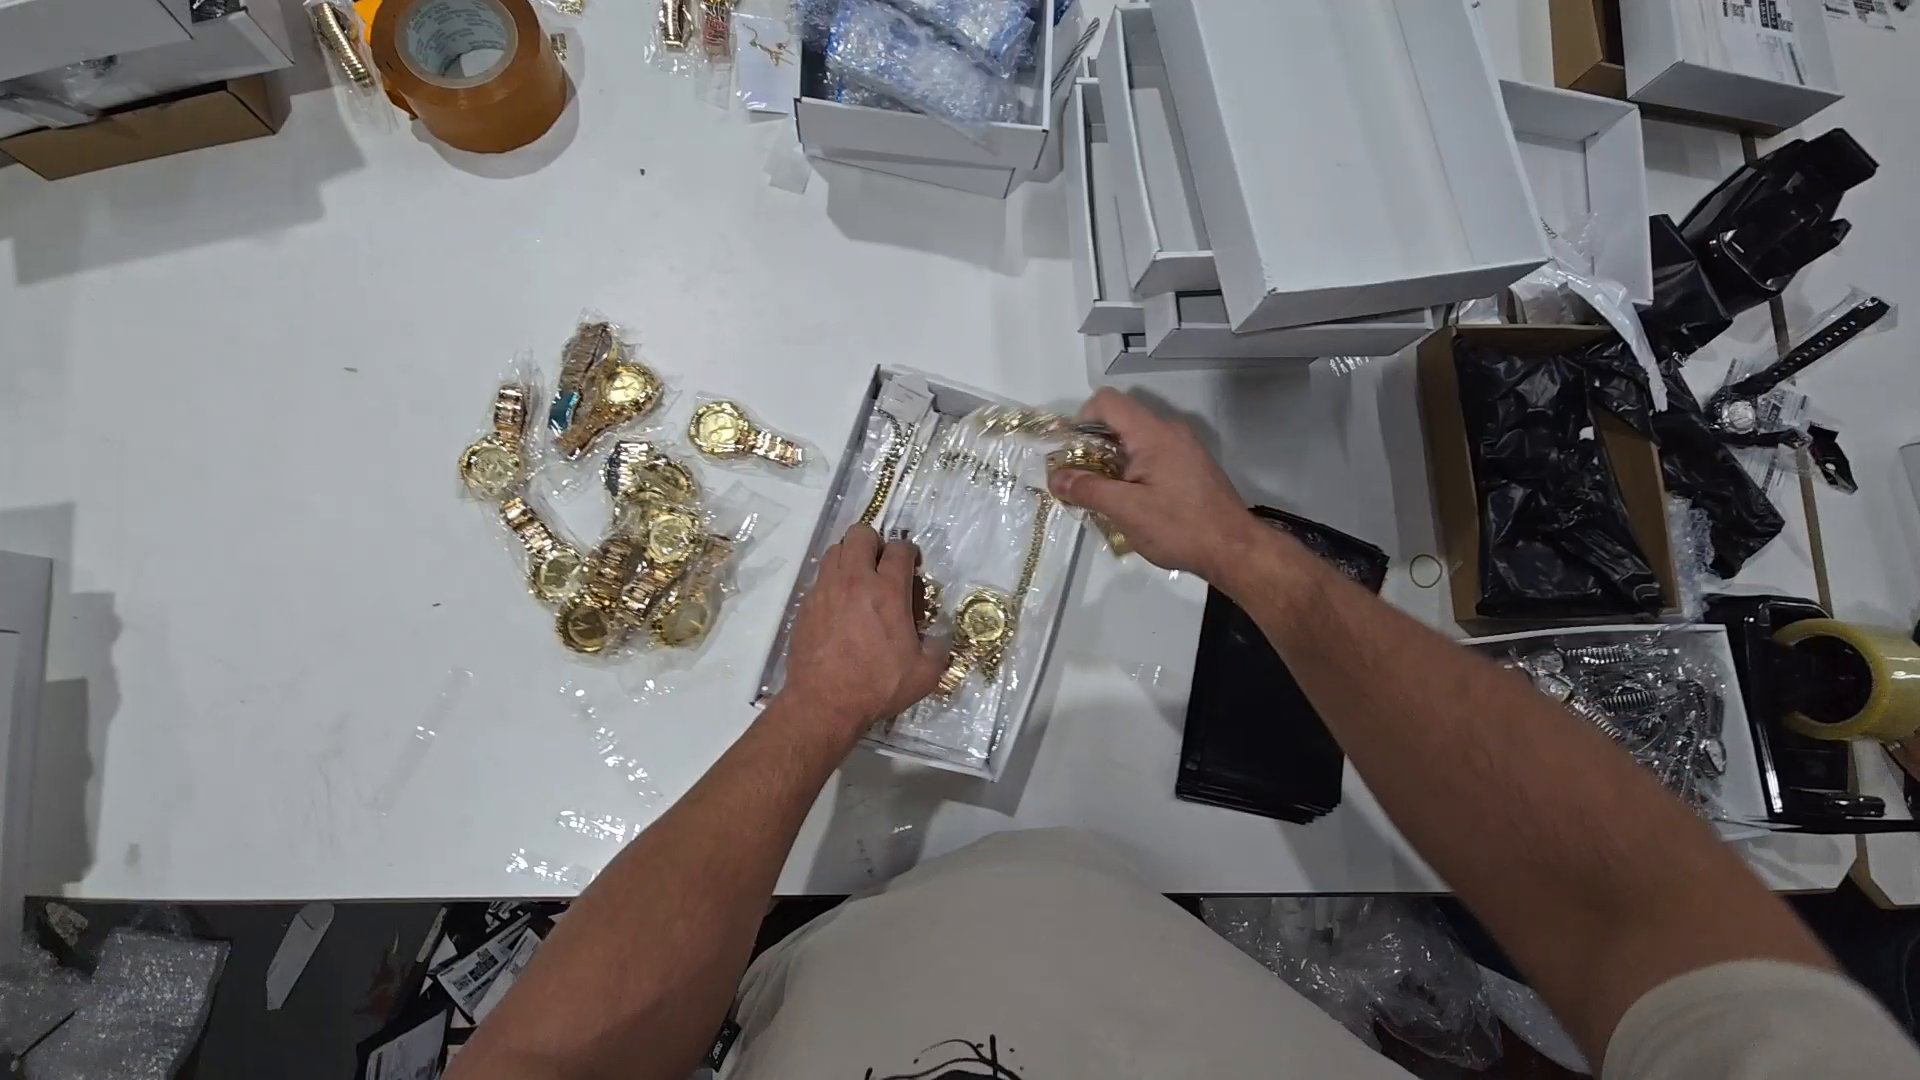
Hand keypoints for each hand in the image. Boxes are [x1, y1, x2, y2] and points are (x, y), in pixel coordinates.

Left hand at [782, 525, 950, 738]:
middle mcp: (854, 581)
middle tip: (882, 566)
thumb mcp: (925, 673)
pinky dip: (833, 582)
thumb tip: (938, 639)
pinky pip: (820, 577)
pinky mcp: (805, 605)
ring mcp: (825, 590)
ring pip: (835, 550)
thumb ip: (938, 649)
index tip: (912, 566)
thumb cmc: (877, 686)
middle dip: (875, 543)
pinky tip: (840, 607)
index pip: (899, 549)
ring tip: (859, 581)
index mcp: (888, 591)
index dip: (909, 552)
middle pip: (861, 534)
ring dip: (850, 557)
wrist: (824, 703)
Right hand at [1048, 388, 1260, 578]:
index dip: (1081, 419)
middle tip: (1079, 478)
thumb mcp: (1126, 510)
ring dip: (1112, 460)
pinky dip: (1133, 469)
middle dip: (1093, 445)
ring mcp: (1183, 448)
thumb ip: (1088, 490)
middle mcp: (1170, 431)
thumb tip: (1056, 477)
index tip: (1070, 451)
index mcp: (1153, 434)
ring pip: (1136, 440)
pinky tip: (1130, 500)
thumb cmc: (1180, 527)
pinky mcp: (1190, 465)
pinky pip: (1152, 454)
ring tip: (1101, 493)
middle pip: (1120, 420)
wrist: (1234, 549)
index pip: (1107, 402)